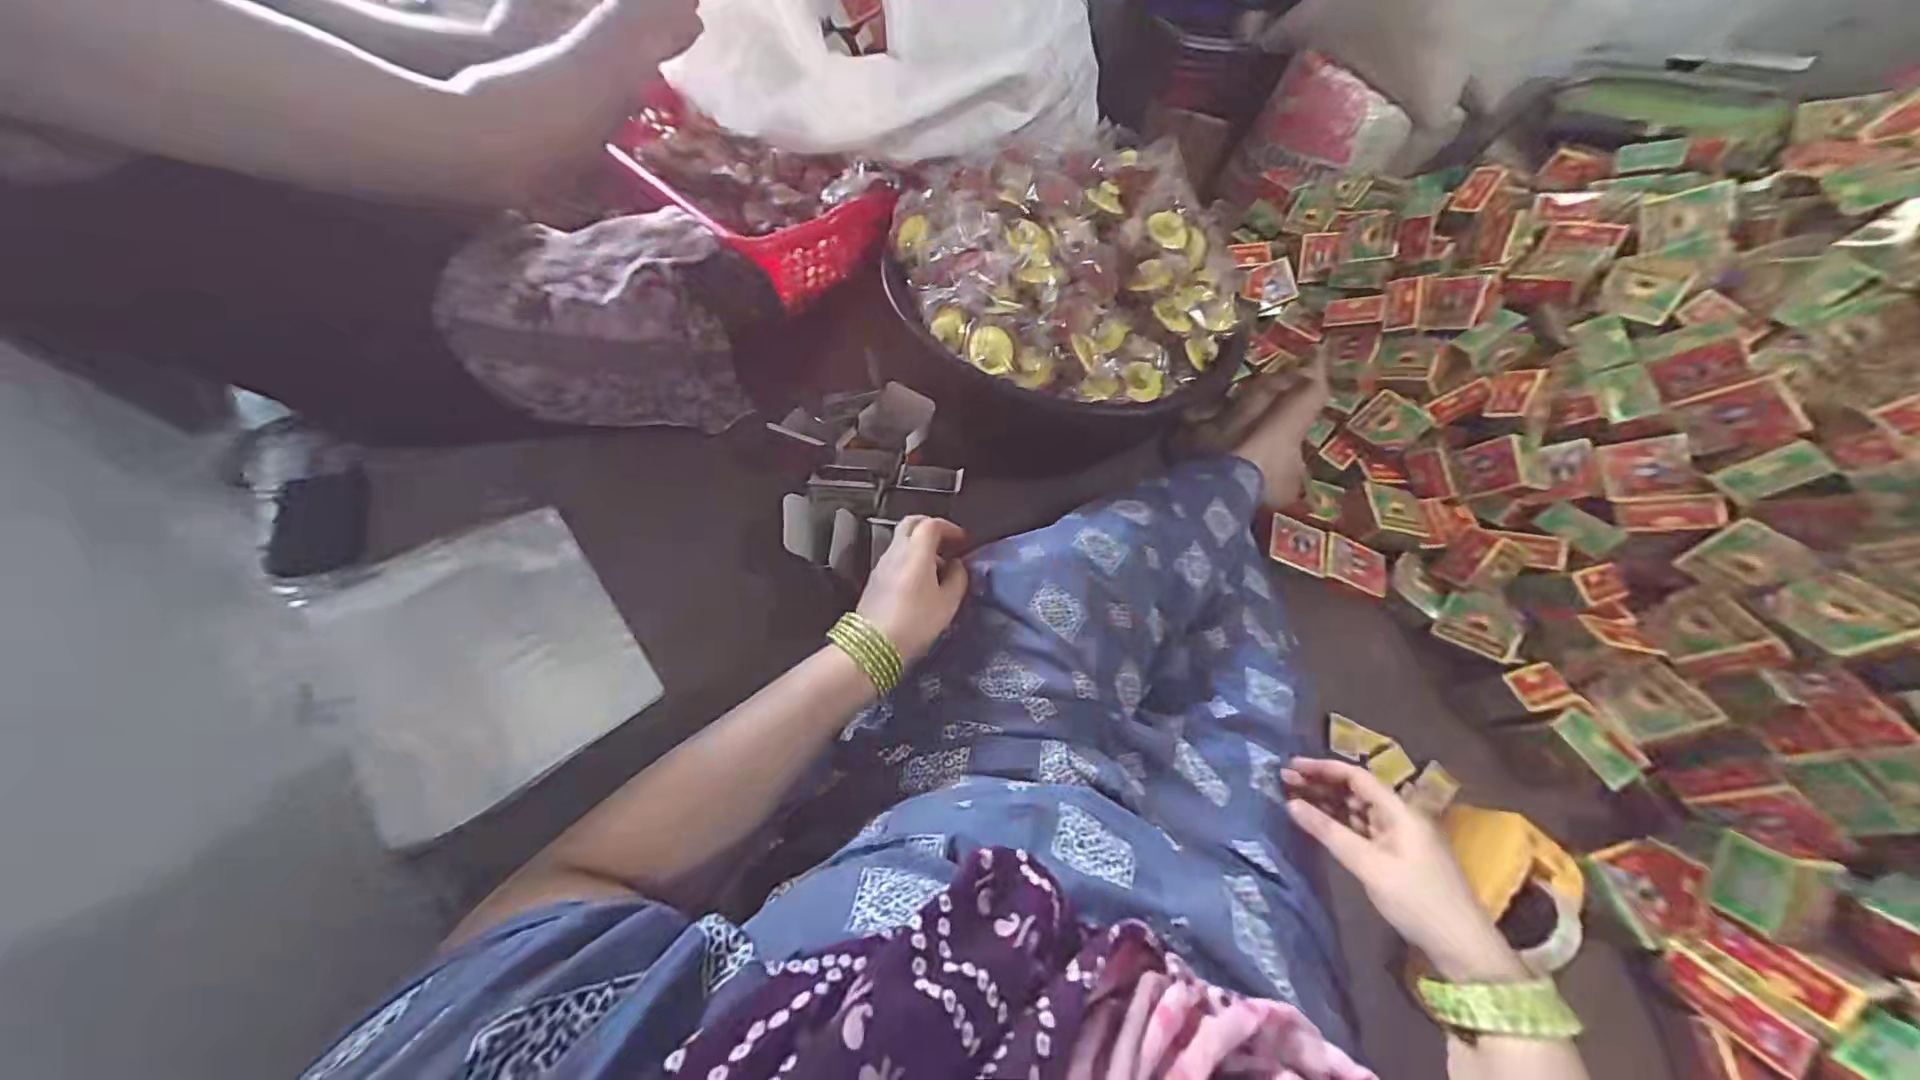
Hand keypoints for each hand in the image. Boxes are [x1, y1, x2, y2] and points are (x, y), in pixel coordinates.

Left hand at [856, 516, 969, 661]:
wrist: (874, 644)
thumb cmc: (916, 622)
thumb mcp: (948, 603)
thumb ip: (958, 578)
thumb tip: (956, 565)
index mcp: (916, 553)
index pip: (931, 524)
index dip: (949, 527)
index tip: (962, 539)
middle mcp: (896, 551)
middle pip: (911, 524)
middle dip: (931, 527)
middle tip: (947, 541)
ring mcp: (882, 564)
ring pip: (901, 540)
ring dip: (920, 544)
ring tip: (937, 566)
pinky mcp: (874, 578)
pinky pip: (895, 557)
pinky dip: (910, 558)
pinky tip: (919, 580)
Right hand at [1283, 757, 1525, 981]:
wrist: (1462, 946)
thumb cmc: (1416, 899)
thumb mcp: (1367, 864)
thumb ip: (1328, 831)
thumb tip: (1291, 804)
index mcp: (1400, 811)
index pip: (1356, 776)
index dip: (1322, 767)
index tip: (1291, 766)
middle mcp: (1400, 816)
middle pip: (1355, 790)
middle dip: (1320, 783)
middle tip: (1284, 781)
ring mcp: (1400, 835)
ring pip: (1356, 808)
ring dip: (1326, 802)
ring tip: (1294, 798)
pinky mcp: (1397, 854)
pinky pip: (1362, 827)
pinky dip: (1338, 822)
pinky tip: (1318, 822)